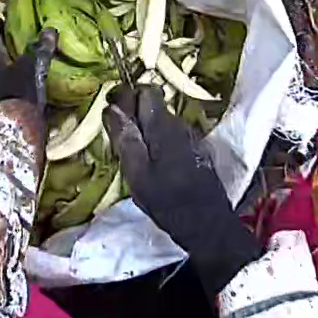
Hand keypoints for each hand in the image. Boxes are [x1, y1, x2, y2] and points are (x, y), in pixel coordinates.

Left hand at [0, 25, 54, 112]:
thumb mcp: (32, 66)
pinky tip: (41, 74)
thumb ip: (40, 48)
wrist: (22, 127)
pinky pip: (23, 82)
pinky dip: (30, 75)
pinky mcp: (17, 101)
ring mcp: (7, 89)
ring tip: (33, 51)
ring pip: (12, 68)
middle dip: (9, 42)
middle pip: (2, 54)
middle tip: (17, 30)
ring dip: (20, 59)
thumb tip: (49, 30)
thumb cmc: (22, 93)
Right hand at [103, 84, 260, 293]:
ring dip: (145, 124)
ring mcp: (191, 137)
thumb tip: (111, 108)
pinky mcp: (197, 150)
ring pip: (162, 118)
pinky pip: (171, 133)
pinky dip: (157, 137)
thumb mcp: (136, 171)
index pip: (144, 91)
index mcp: (163, 126)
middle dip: (132, 108)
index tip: (109, 106)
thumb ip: (124, 137)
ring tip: (131, 145)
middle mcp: (180, 124)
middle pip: (153, 103)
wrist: (208, 226)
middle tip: (116, 129)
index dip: (125, 93)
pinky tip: (151, 156)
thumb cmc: (166, 199)